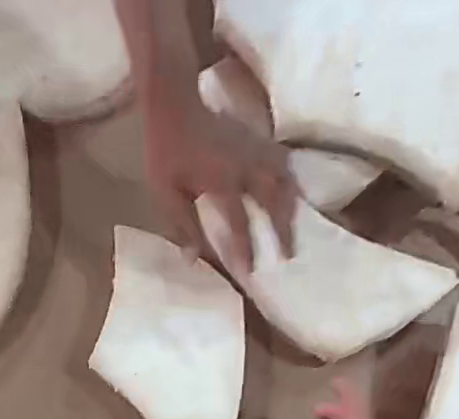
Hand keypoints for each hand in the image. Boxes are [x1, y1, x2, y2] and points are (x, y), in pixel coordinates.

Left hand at [143, 91, 297, 273]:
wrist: (176, 107)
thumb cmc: (166, 155)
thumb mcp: (165, 195)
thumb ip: (183, 227)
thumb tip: (192, 260)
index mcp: (221, 182)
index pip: (239, 222)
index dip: (245, 248)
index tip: (249, 271)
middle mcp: (246, 166)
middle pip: (275, 201)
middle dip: (283, 229)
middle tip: (288, 255)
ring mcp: (257, 150)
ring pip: (286, 179)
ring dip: (292, 206)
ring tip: (293, 229)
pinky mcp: (260, 139)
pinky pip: (285, 161)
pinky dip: (291, 180)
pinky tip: (292, 194)